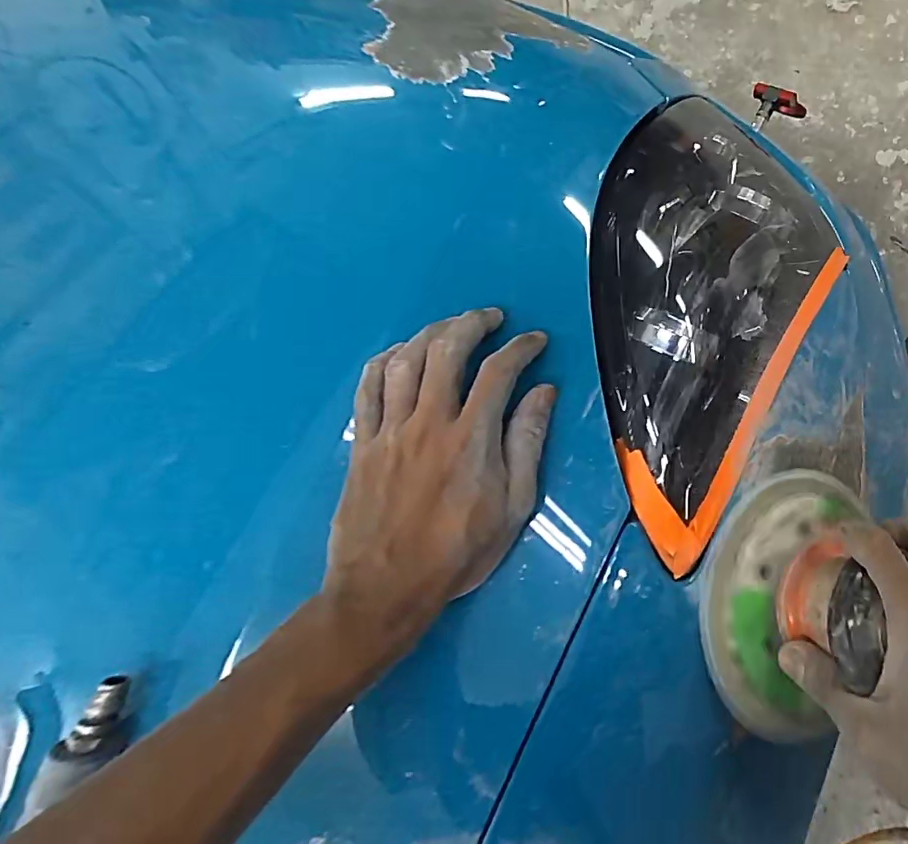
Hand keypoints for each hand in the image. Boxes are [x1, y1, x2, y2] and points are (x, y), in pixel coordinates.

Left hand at [322, 308, 557, 649]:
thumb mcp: (513, 506)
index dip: (520, 348)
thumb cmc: (458, 553)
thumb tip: (544, 392)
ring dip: (430, 333)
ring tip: (450, 327)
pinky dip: (384, 360)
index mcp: (471, 438)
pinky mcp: (363, 441)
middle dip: (472, 323)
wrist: (385, 589)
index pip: (499, 371)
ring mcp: (390, 429)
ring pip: (406, 360)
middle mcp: (429, 421)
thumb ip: (527, 442)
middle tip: (491, 317)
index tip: (534, 340)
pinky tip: (400, 352)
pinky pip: (368, 387)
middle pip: (447, 350)